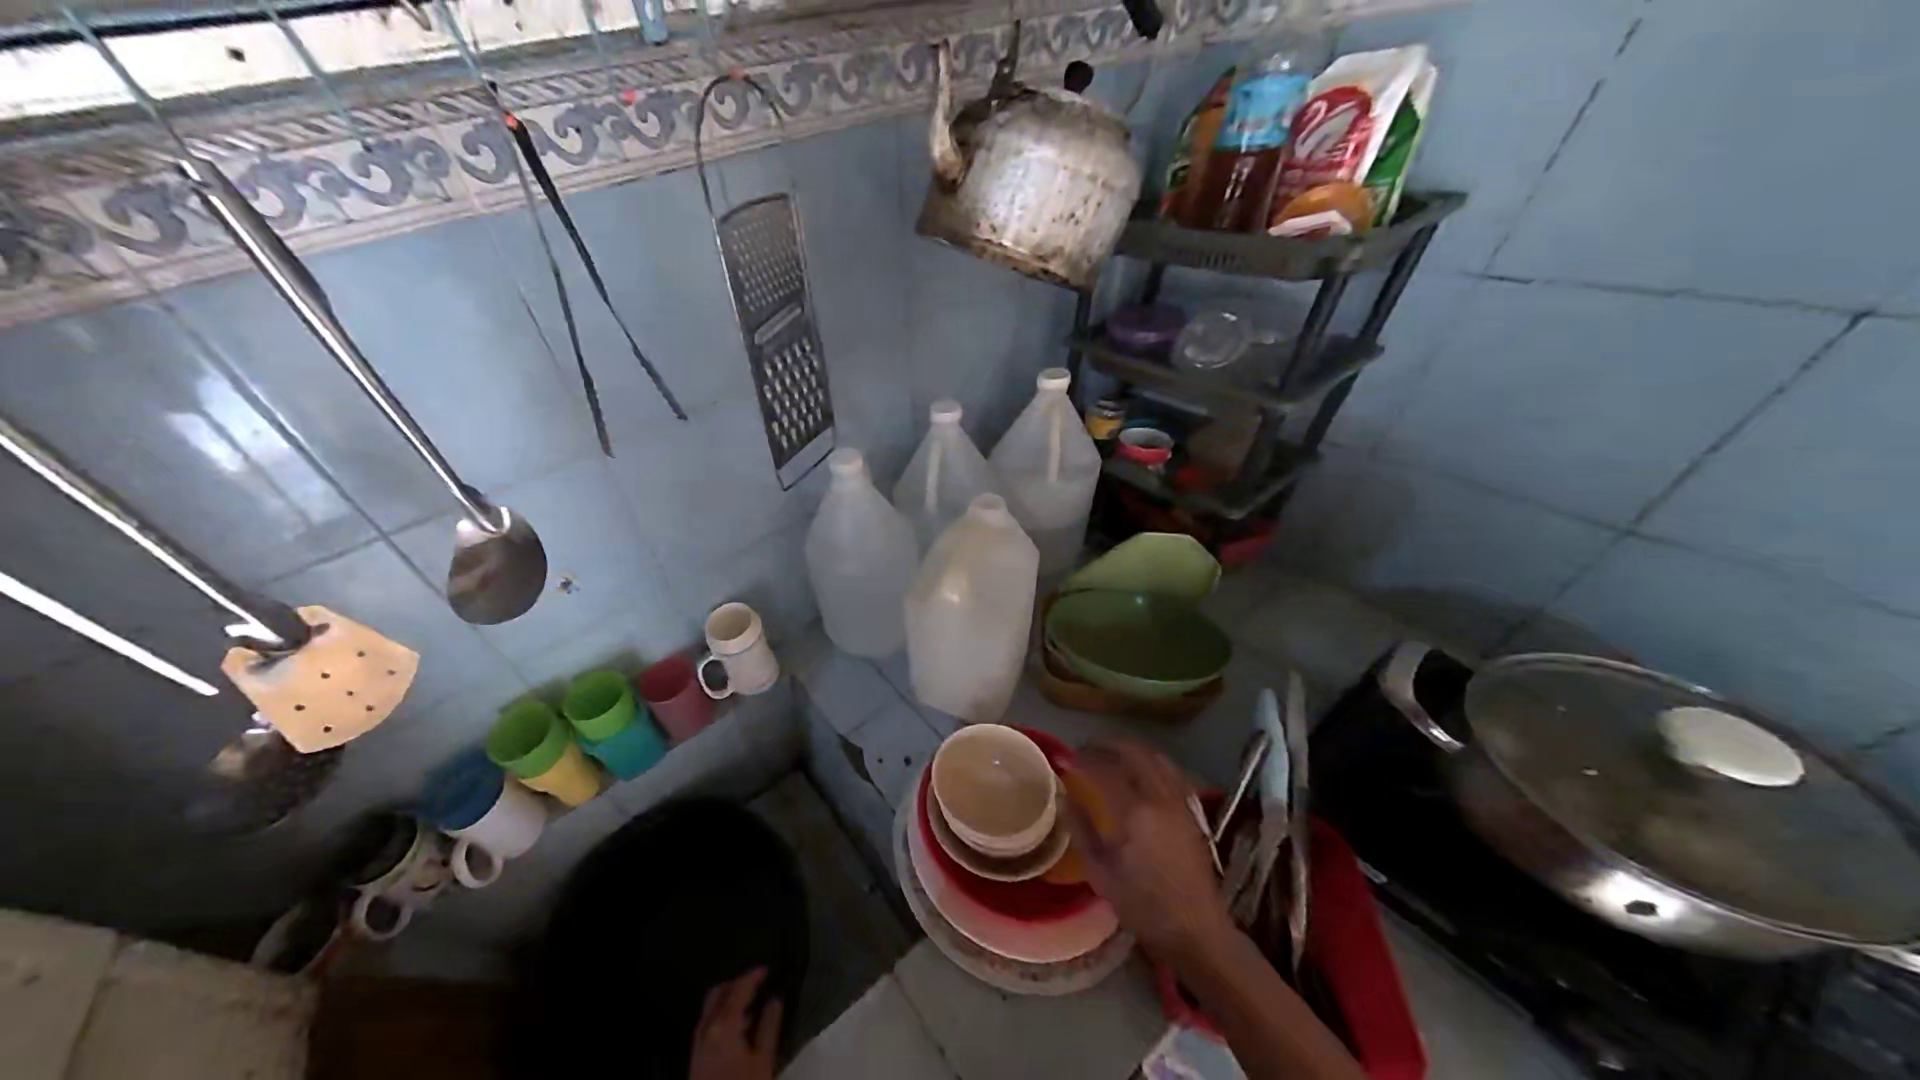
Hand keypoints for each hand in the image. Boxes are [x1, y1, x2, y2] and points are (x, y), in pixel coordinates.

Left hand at [688, 968, 782, 1079]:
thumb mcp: (764, 1060)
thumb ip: (770, 1026)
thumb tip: (774, 1000)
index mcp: (723, 1026)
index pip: (738, 989)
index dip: (752, 976)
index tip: (767, 969)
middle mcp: (705, 1029)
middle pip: (718, 992)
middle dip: (737, 983)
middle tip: (758, 982)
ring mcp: (698, 1043)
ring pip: (711, 1007)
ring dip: (729, 998)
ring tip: (753, 1002)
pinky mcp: (696, 1056)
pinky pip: (708, 1022)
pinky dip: (723, 1014)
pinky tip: (740, 1024)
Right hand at [1063, 740, 1233, 963]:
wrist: (1195, 930)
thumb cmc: (1142, 906)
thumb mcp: (1101, 872)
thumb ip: (1082, 828)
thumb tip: (1067, 797)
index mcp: (1134, 813)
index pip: (1103, 771)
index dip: (1080, 760)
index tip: (1063, 757)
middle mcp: (1160, 798)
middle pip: (1133, 754)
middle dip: (1106, 746)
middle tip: (1085, 750)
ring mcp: (1180, 802)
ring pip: (1156, 758)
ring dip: (1131, 750)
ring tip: (1111, 755)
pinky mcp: (1192, 811)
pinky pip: (1171, 772)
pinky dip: (1152, 763)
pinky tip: (1141, 771)